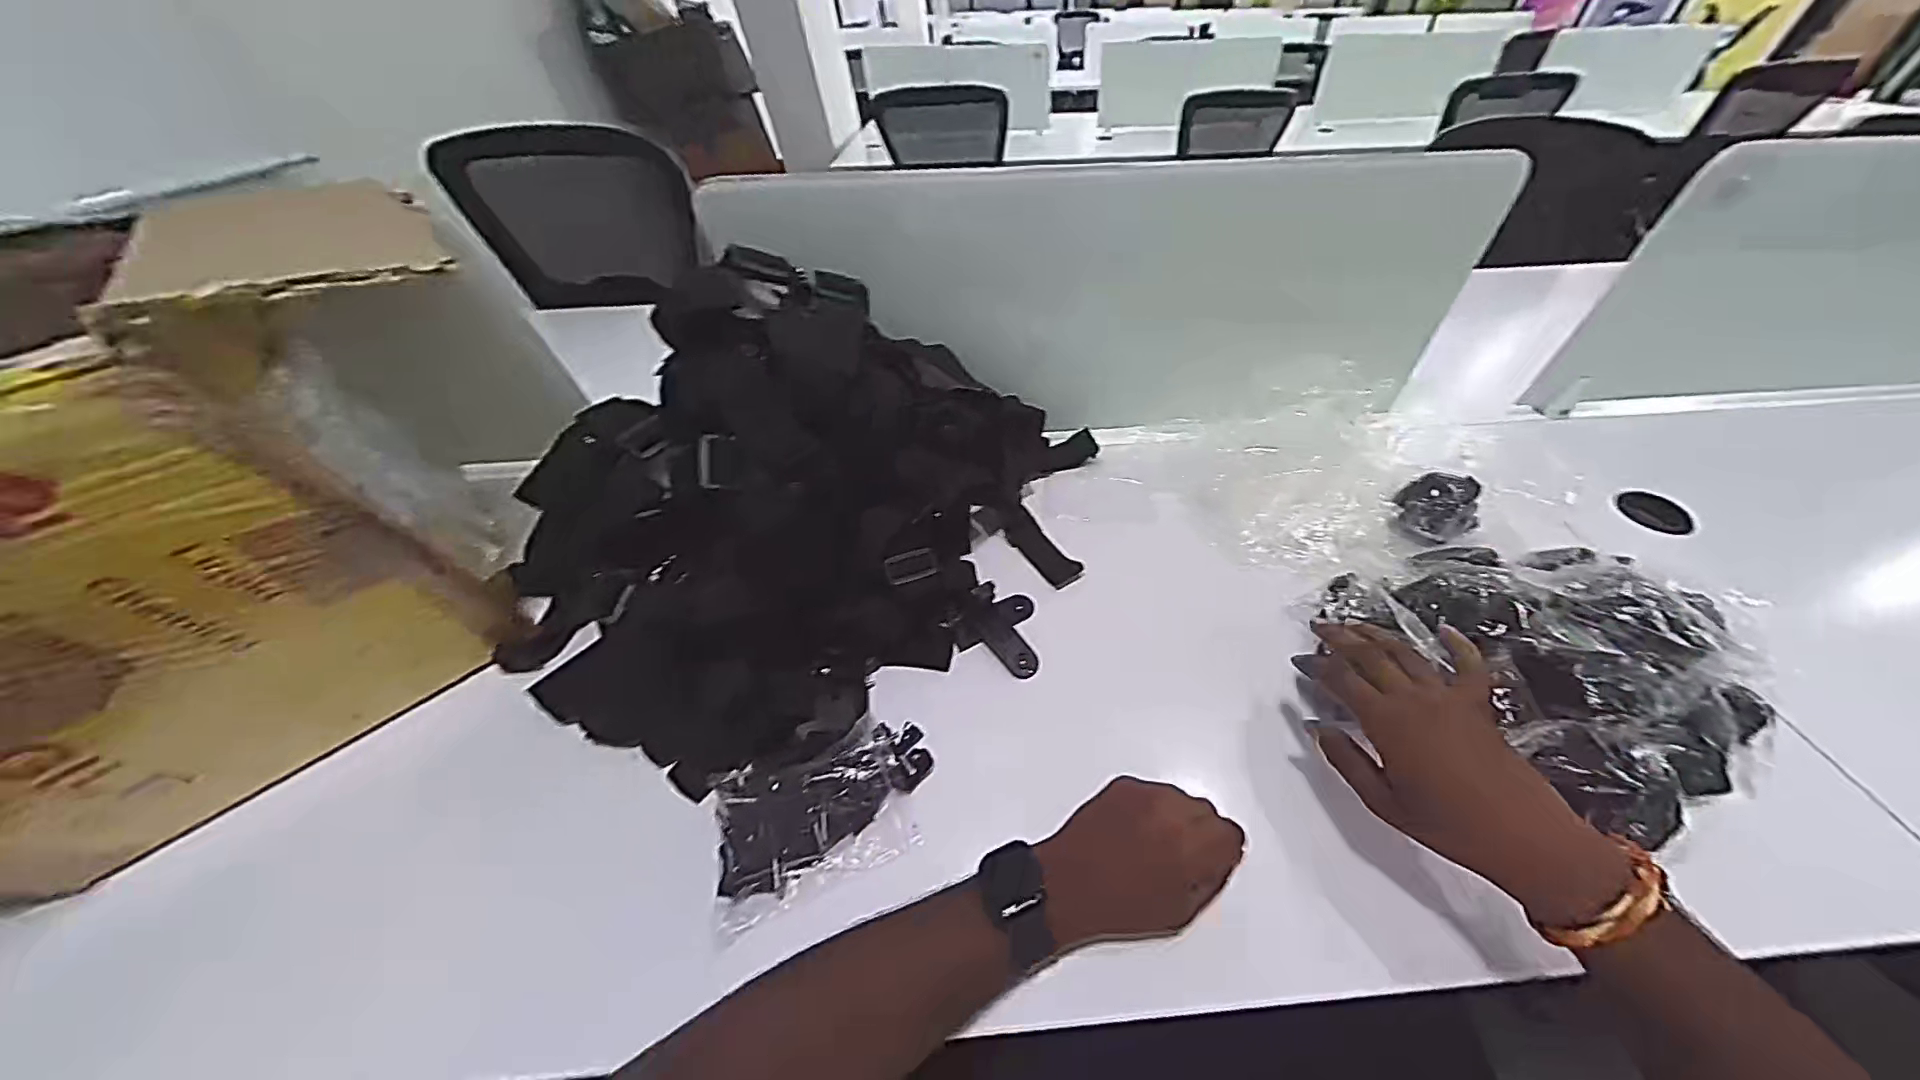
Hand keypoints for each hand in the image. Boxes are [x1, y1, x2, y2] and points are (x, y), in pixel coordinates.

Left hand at [1034, 776, 1245, 953]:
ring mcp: (1146, 795)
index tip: (1212, 859)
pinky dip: (1146, 807)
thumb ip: (1209, 879)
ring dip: (1172, 816)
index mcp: (1192, 846)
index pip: (1231, 834)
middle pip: (1207, 811)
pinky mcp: (1123, 785)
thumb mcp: (1180, 910)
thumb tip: (1218, 862)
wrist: (1068, 885)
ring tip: (1149, 844)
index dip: (1221, 850)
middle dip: (1199, 832)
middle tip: (1178, 855)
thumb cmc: (1115, 903)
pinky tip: (1131, 831)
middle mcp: (1172, 812)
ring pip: (1179, 798)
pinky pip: (1150, 792)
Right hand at [1297, 623, 1632, 926]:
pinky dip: (1457, 644)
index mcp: (1386, 722)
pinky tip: (1445, 630)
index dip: (1317, 665)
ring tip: (1357, 625)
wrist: (1525, 837)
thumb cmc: (1450, 825)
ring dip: (1378, 635)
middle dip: (1340, 637)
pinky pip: (1469, 665)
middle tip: (1320, 627)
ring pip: (1406, 653)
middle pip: (1370, 655)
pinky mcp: (1479, 706)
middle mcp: (1414, 700)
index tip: (1301, 661)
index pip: (1341, 679)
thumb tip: (1320, 729)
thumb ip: (1346, 761)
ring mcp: (1449, 699)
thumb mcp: (1383, 801)